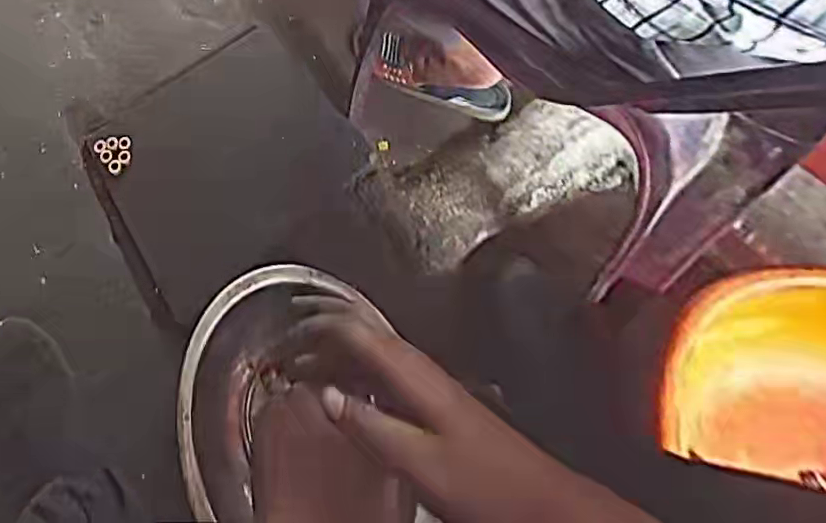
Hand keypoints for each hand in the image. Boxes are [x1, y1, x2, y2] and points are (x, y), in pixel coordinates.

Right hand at [280, 299, 655, 522]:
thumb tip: (324, 395)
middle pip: (362, 333)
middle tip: (289, 347)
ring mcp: (427, 380)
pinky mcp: (432, 398)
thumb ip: (370, 426)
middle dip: (323, 334)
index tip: (288, 334)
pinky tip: (346, 392)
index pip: (357, 330)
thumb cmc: (483, 481)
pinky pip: (382, 370)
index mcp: (413, 372)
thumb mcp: (419, 462)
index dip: (319, 326)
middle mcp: (419, 366)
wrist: (537, 498)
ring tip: (307, 364)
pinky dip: (356, 371)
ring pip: (371, 350)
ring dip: (338, 352)